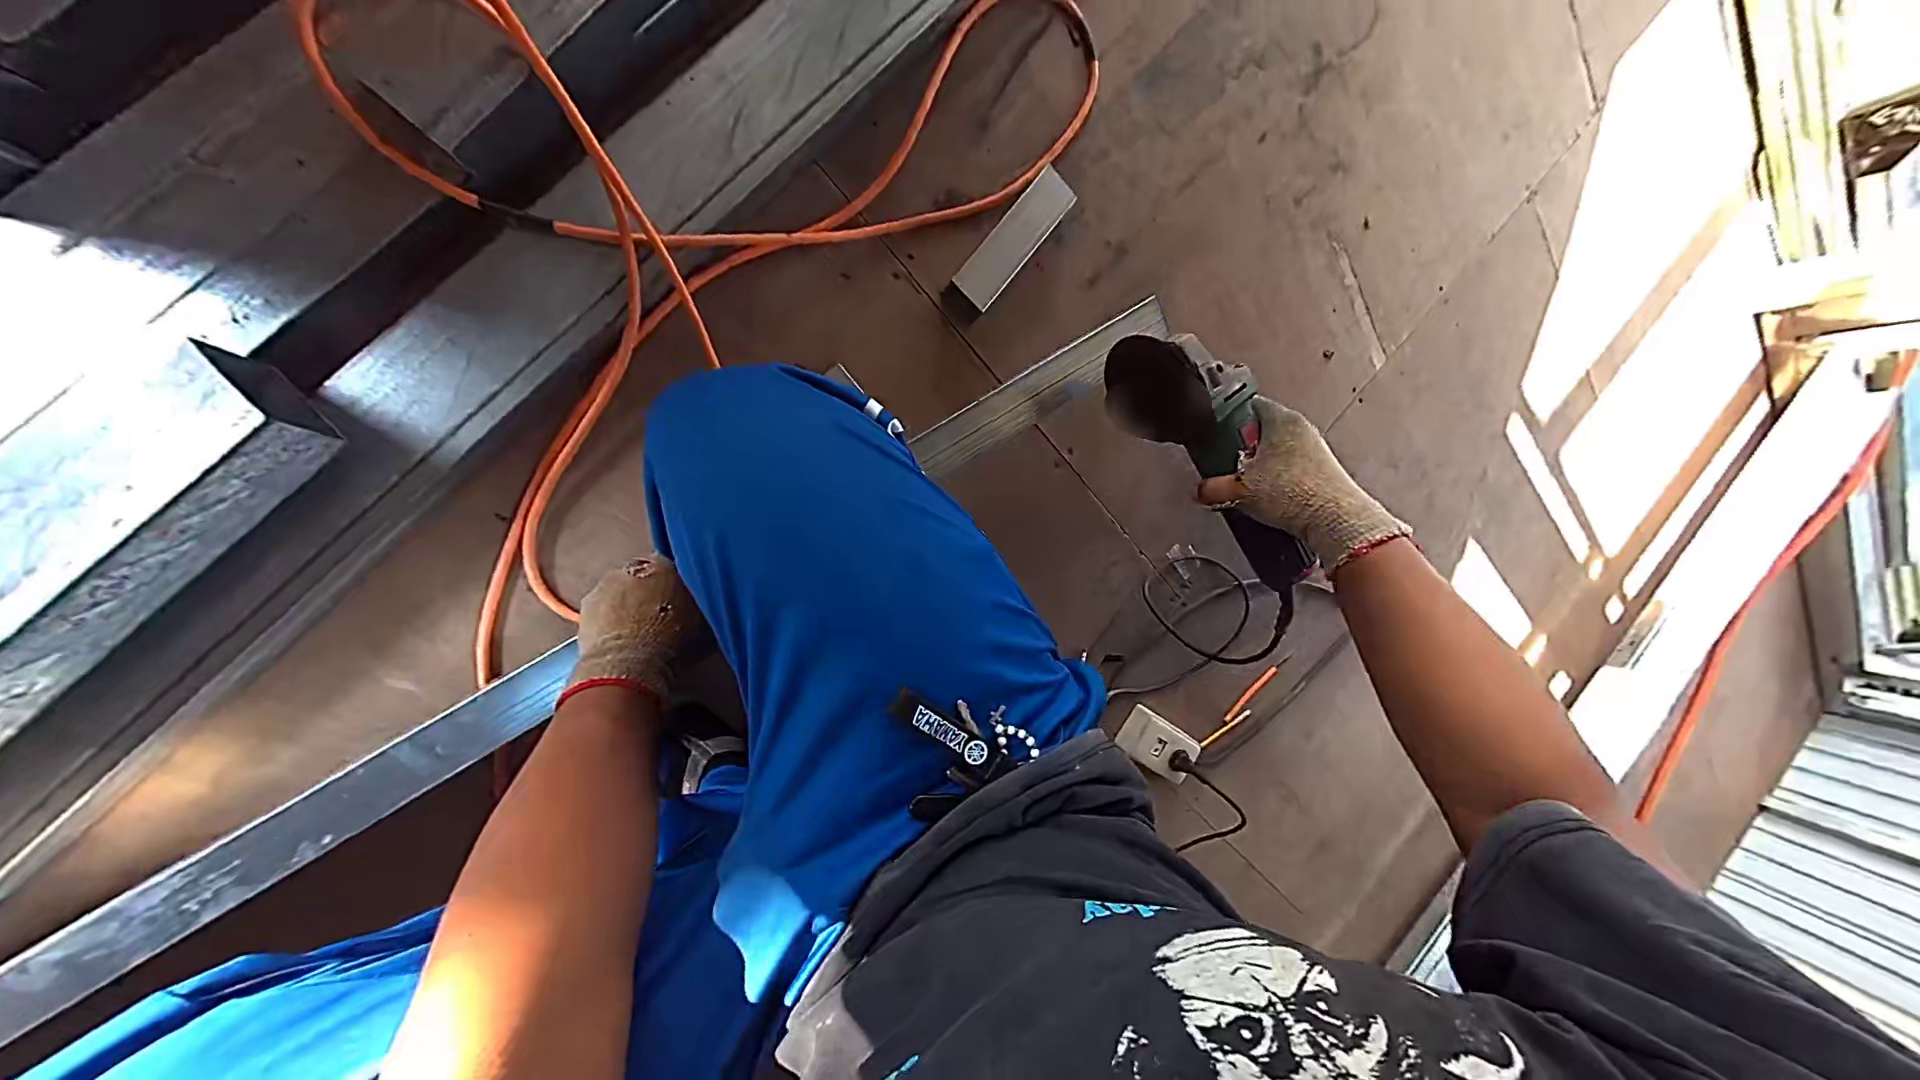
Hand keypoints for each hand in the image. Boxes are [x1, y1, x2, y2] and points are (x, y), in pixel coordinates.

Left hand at [566, 556, 704, 699]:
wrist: (629, 660)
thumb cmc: (669, 638)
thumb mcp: (696, 617)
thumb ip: (691, 599)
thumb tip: (691, 597)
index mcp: (663, 566)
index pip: (668, 567)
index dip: (671, 585)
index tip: (674, 600)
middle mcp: (631, 568)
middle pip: (639, 577)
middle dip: (644, 592)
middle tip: (654, 615)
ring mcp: (604, 586)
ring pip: (617, 591)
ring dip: (624, 605)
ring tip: (635, 631)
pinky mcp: (585, 607)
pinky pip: (601, 609)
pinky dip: (607, 619)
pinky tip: (618, 638)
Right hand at [1194, 396, 1409, 570]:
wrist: (1334, 520)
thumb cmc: (1294, 494)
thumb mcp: (1238, 489)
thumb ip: (1211, 487)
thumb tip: (1199, 490)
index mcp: (1282, 420)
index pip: (1250, 405)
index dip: (1229, 418)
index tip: (1217, 432)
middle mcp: (1301, 429)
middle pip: (1261, 430)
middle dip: (1242, 447)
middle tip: (1228, 464)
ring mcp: (1313, 450)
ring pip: (1275, 450)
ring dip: (1259, 465)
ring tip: (1247, 484)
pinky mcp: (1319, 471)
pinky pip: (1289, 468)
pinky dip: (1275, 479)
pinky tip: (1267, 496)